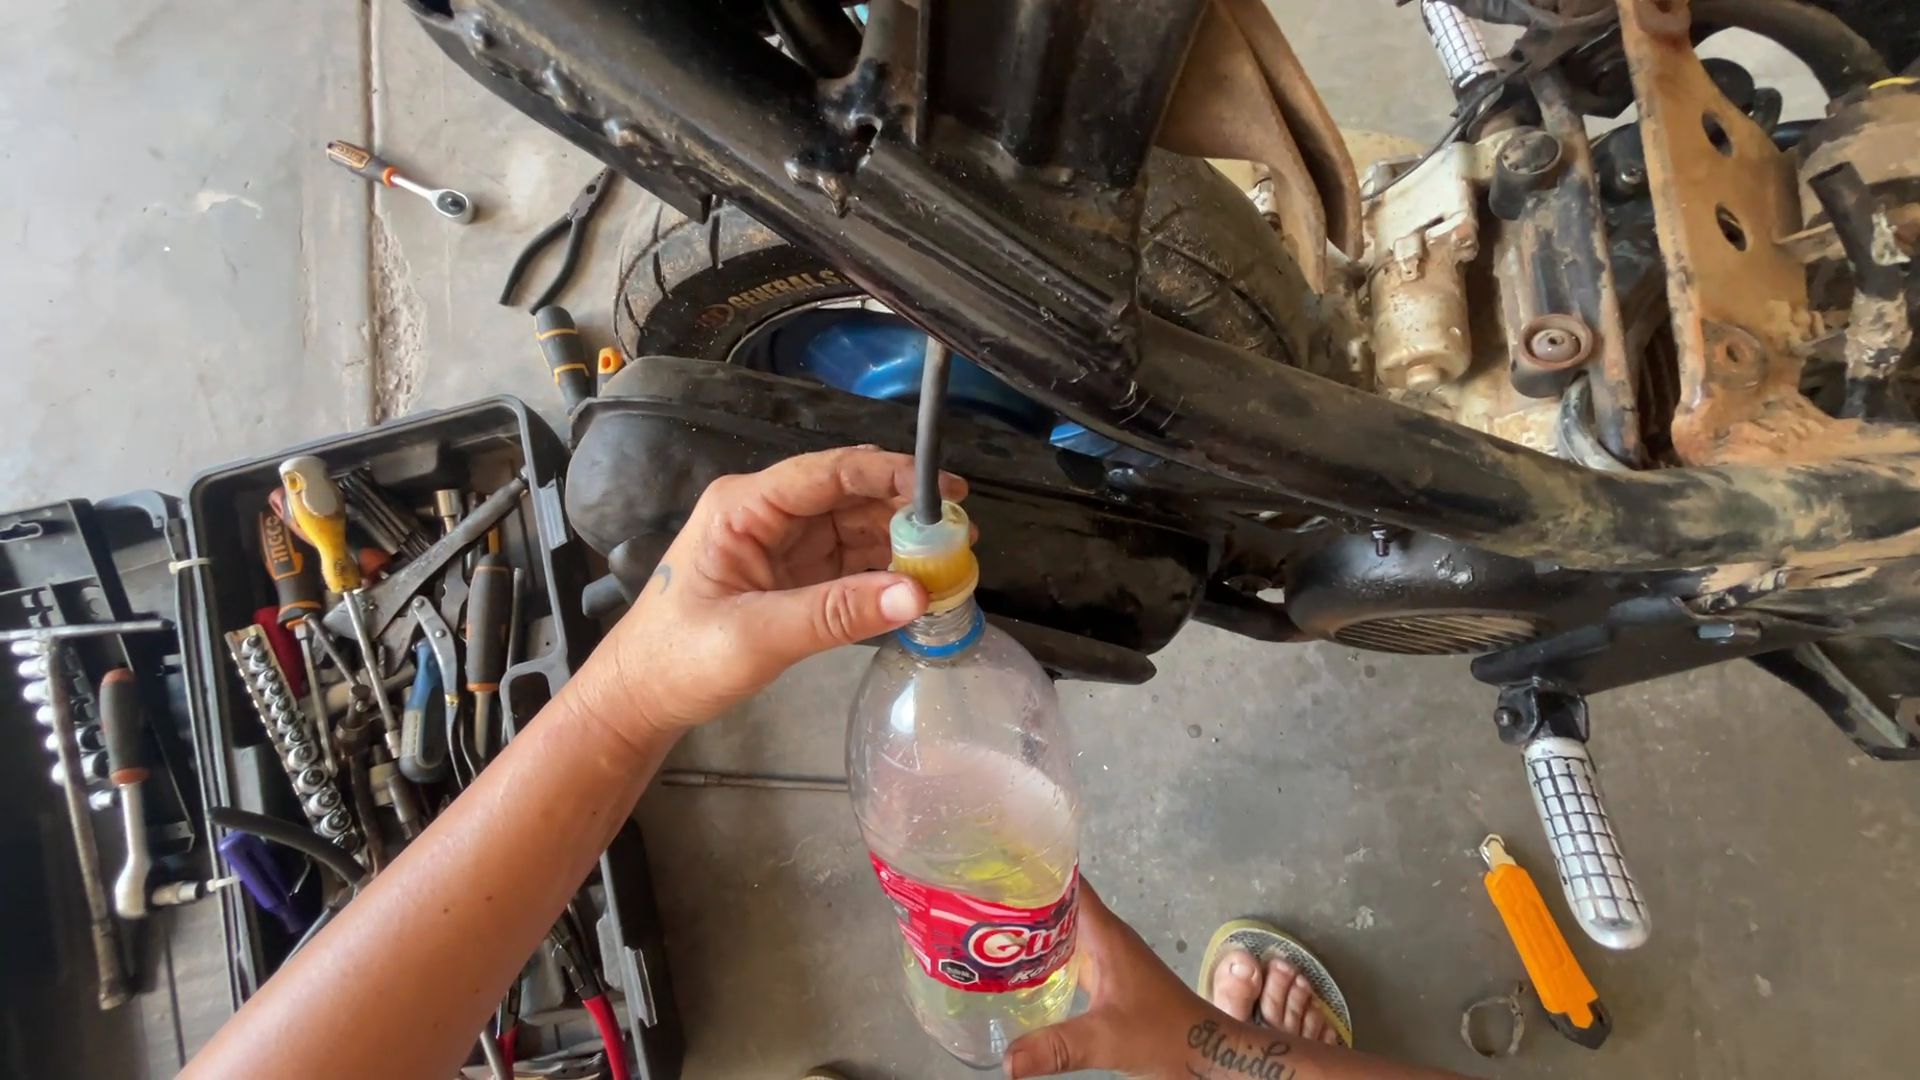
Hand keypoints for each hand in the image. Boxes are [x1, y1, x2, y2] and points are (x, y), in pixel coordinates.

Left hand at [574, 446, 965, 733]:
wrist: (641, 697)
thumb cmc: (679, 659)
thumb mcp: (757, 636)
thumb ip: (836, 614)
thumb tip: (917, 594)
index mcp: (745, 507)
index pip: (827, 473)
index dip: (889, 474)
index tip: (944, 488)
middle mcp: (768, 513)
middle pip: (850, 495)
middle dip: (905, 509)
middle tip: (960, 532)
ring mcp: (785, 543)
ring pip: (857, 526)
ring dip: (901, 541)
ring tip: (950, 560)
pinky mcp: (796, 573)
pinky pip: (851, 560)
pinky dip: (885, 570)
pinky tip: (917, 583)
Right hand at [1005, 882, 1221, 1078]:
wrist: (1207, 1055)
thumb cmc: (1162, 1032)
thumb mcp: (1105, 1040)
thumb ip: (1055, 1048)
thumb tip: (1004, 1062)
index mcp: (1103, 931)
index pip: (1068, 881)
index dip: (1037, 868)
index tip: (1000, 867)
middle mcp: (1103, 934)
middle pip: (1059, 901)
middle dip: (1024, 898)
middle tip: (980, 900)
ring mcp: (1106, 954)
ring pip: (1063, 927)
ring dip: (1032, 927)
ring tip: (988, 927)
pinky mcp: (1107, 975)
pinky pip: (1069, 951)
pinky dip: (1044, 952)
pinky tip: (1018, 966)